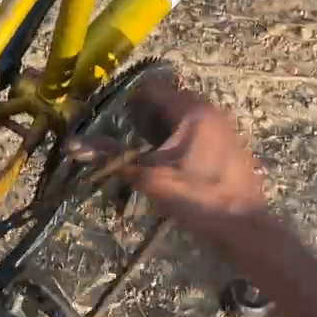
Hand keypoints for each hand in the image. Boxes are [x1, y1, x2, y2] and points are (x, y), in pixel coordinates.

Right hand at [73, 77, 267, 238]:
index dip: (123, 100)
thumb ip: (111, 157)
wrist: (243, 227)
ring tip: (132, 152)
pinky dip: (169, 142)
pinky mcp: (223, 146)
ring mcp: (220, 128)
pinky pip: (189, 133)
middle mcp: (208, 111)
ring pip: (175, 119)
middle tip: (113, 138)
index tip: (102, 117)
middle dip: (136, 118)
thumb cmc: (197, 196)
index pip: (150, 89)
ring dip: (152, 132)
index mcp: (192, 111)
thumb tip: (73, 145)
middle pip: (163, 103)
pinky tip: (157, 163)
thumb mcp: (149, 176)